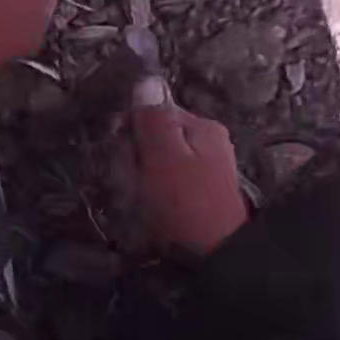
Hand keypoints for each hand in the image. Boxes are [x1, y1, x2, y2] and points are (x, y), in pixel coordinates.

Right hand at [131, 75, 248, 255]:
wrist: (218, 260)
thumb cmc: (186, 205)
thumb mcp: (163, 158)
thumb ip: (153, 119)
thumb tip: (146, 79)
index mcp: (202, 127)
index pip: (153, 111)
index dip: (130, 129)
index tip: (120, 152)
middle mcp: (208, 142)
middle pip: (156, 136)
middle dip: (135, 156)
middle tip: (131, 182)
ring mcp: (207, 170)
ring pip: (157, 161)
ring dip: (141, 178)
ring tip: (139, 201)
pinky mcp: (201, 195)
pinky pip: (167, 182)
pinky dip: (154, 193)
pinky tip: (150, 211)